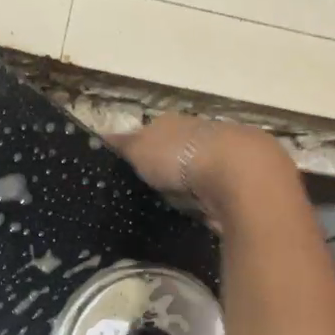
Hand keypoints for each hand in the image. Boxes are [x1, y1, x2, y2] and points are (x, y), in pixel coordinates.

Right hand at [108, 114, 295, 229]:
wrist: (235, 174)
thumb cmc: (178, 156)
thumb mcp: (137, 148)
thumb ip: (120, 144)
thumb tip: (99, 135)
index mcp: (171, 122)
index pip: (147, 133)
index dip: (134, 151)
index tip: (121, 172)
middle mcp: (196, 133)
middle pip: (170, 152)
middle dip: (159, 169)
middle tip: (138, 193)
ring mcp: (217, 156)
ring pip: (189, 171)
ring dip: (179, 186)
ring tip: (159, 207)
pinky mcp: (232, 180)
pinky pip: (205, 191)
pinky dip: (196, 200)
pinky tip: (186, 212)